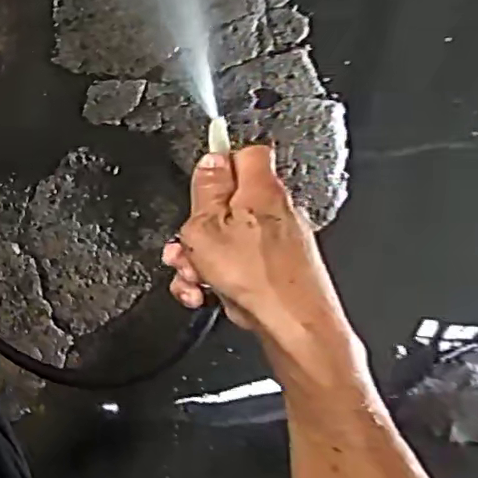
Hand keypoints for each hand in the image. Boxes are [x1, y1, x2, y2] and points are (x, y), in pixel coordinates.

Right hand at [162, 145, 348, 344]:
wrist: (291, 324)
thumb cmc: (256, 276)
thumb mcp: (207, 225)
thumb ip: (207, 190)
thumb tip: (210, 160)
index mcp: (261, 191)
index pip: (244, 153)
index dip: (218, 163)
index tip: (199, 181)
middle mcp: (275, 211)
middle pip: (223, 204)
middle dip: (195, 227)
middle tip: (187, 242)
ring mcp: (276, 241)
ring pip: (222, 238)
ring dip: (197, 257)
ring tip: (194, 275)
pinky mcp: (273, 267)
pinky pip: (233, 263)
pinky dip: (214, 276)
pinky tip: (205, 291)